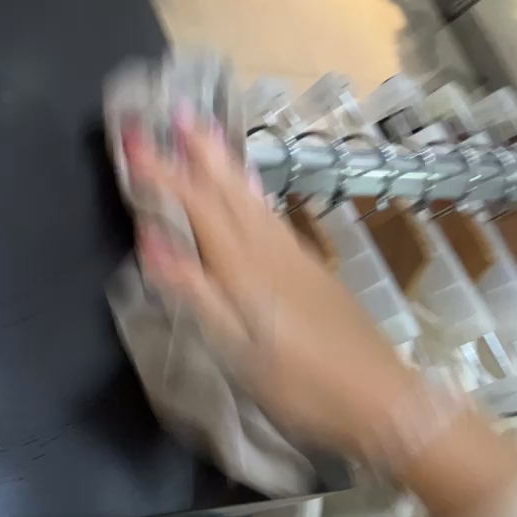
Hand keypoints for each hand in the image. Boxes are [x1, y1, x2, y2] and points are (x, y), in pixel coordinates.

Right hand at [125, 119, 426, 459]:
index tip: (131, 137)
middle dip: (197, 152)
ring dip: (223, 163)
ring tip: (205, 134)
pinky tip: (247, 189)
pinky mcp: (309, 272)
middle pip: (226, 191)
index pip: (195, 205)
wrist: (385, 404)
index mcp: (243, 268)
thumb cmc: (298, 385)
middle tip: (175, 112)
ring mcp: (294, 259)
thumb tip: (150, 239)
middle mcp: (269, 251)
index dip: (161, 171)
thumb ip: (192, 290)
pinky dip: (248, 191)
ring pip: (250, 199)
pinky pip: (268, 215)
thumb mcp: (235, 348)